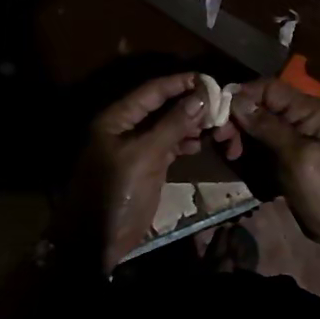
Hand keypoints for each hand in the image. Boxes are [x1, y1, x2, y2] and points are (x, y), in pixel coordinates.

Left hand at [63, 73, 240, 272]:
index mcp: (117, 117)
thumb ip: (172, 124)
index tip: (209, 80)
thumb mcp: (145, 155)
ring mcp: (136, 148)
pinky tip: (201, 144)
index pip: (152, 90)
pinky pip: (168, 145)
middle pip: (162, 106)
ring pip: (168, 126)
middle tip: (220, 106)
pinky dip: (185, 142)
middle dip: (190, 104)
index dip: (180, 83)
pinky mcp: (146, 166)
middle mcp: (126, 127)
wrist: (99, 238)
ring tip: (216, 125)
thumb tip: (201, 96)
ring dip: (191, 124)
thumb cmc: (118, 190)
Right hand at [230, 79, 319, 250]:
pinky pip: (267, 145)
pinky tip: (240, 162)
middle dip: (239, 120)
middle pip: (263, 106)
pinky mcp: (294, 157)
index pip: (269, 88)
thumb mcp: (296, 156)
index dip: (241, 96)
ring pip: (261, 126)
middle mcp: (307, 117)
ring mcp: (301, 138)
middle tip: (221, 141)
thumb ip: (267, 125)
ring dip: (242, 137)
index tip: (217, 115)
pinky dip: (252, 151)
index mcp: (313, 109)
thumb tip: (236, 98)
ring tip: (231, 155)